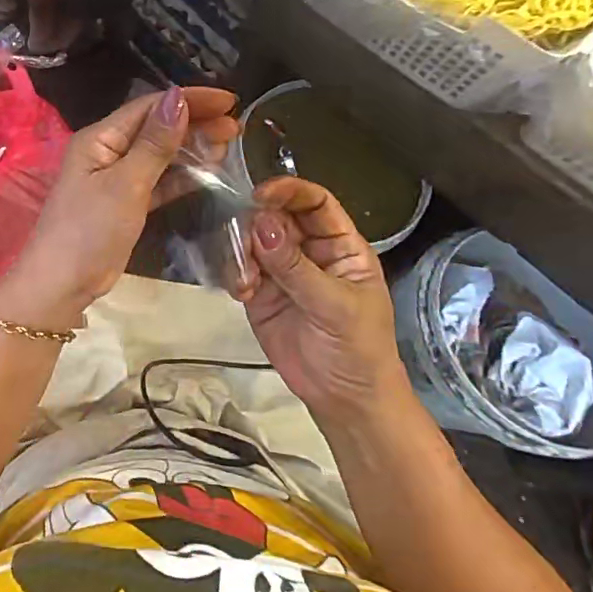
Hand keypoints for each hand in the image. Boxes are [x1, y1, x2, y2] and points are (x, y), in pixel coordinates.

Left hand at [0, 87, 238, 331]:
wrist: (63, 284)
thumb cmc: (89, 230)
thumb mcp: (125, 184)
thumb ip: (154, 143)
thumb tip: (177, 98)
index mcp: (99, 138)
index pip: (149, 107)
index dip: (189, 99)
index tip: (228, 101)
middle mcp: (108, 151)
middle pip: (157, 127)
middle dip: (195, 123)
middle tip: (236, 126)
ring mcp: (117, 178)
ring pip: (160, 154)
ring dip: (192, 148)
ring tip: (228, 145)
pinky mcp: (127, 203)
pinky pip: (159, 180)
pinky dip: (182, 175)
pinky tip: (209, 171)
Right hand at [232, 177, 405, 417]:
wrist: (345, 400)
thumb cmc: (358, 348)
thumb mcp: (335, 305)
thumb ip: (296, 266)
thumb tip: (261, 224)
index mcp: (339, 245)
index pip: (314, 203)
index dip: (289, 192)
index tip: (260, 195)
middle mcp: (308, 251)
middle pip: (276, 217)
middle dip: (257, 226)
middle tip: (247, 247)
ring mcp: (282, 272)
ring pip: (252, 241)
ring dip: (242, 253)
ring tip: (247, 281)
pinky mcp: (260, 294)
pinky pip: (239, 270)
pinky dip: (234, 275)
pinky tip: (242, 293)